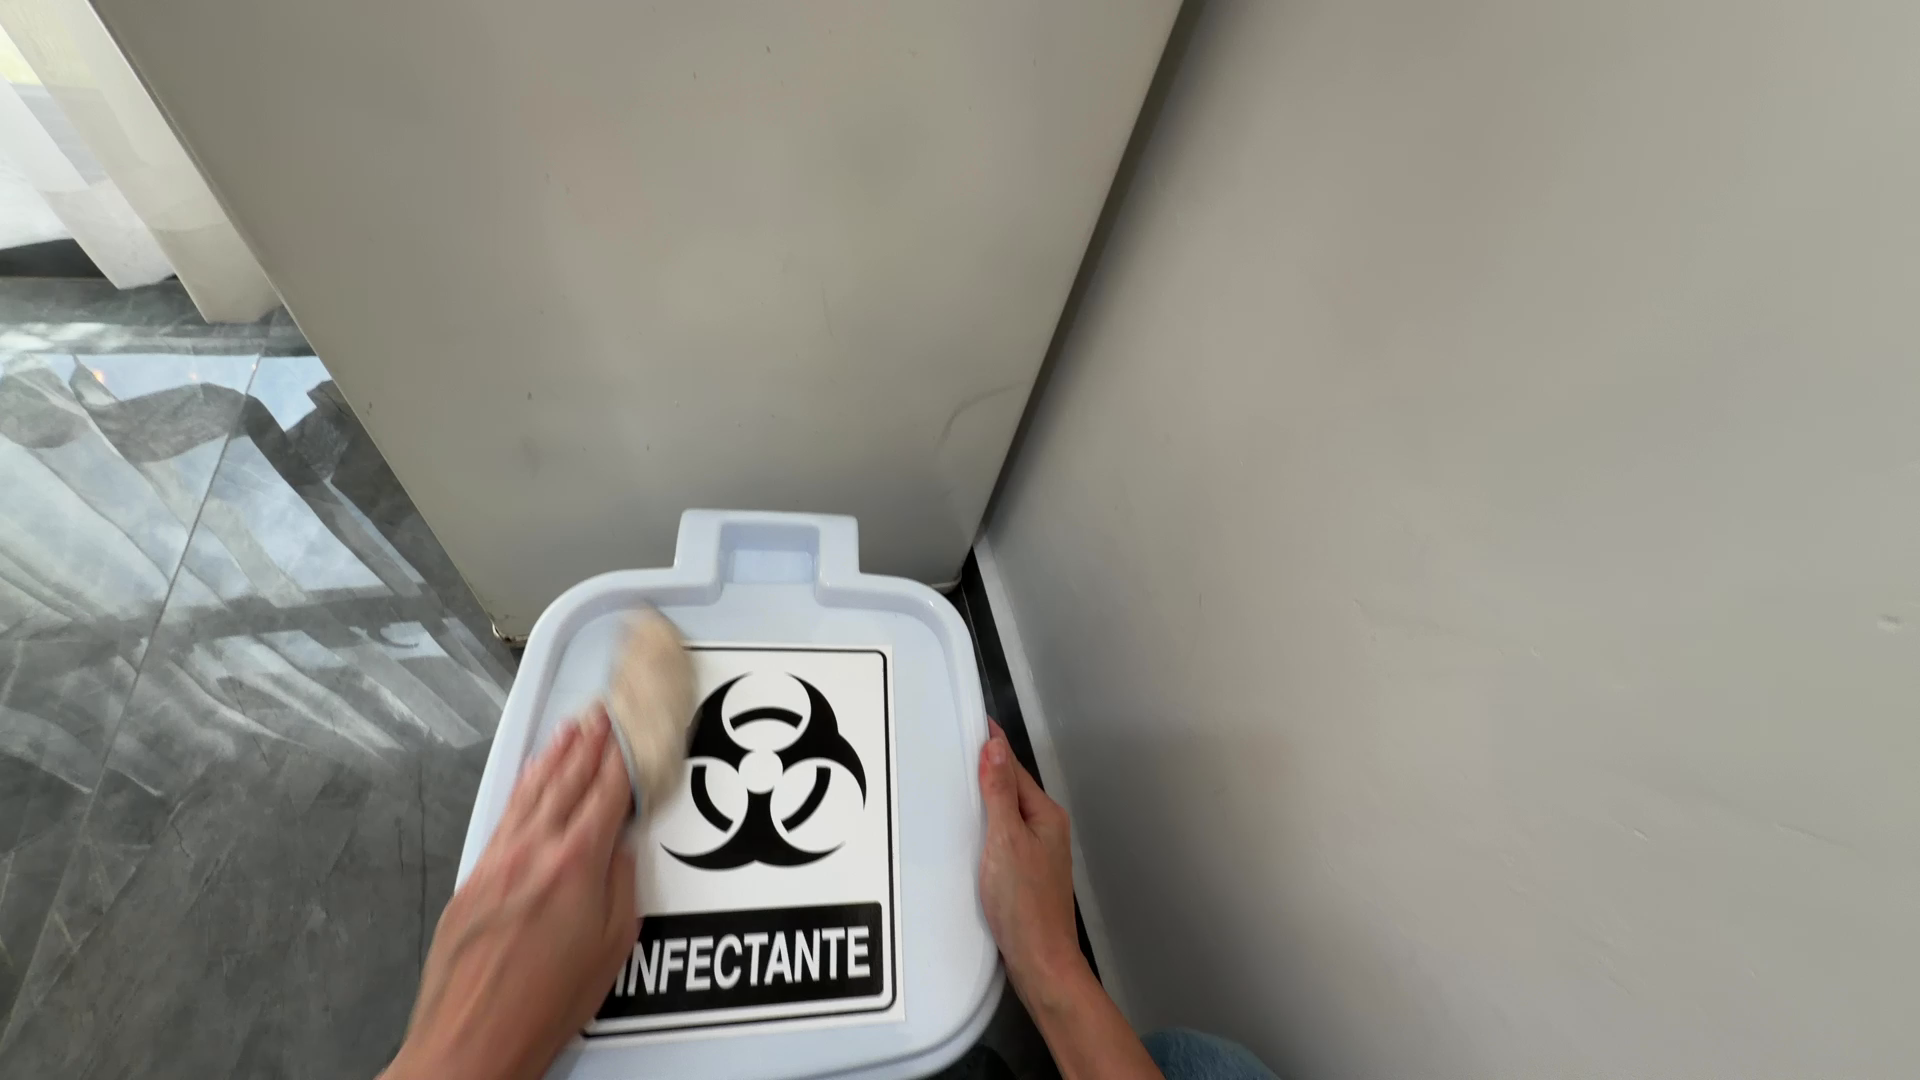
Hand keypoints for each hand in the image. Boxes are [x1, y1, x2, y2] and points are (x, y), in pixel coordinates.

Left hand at [384, 706, 636, 1079]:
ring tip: (572, 726)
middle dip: (592, 741)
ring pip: (535, 791)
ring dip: (558, 754)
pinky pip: (506, 814)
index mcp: (577, 863)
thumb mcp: (614, 942)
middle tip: (604, 711)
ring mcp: (500, 861)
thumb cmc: (548, 1003)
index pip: (609, 791)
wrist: (469, 1047)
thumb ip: (621, 882)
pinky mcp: (475, 878)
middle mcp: (535, 851)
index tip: (633, 726)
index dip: (624, 753)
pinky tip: (532, 771)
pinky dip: (524, 785)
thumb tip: (620, 847)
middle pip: (571, 780)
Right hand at [977, 719, 1085, 1001]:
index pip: (1014, 769)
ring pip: (1008, 812)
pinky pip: (1004, 834)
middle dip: (989, 769)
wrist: (1040, 961)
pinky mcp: (1026, 871)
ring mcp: (1038, 851)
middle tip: (957, 748)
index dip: (994, 747)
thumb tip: (995, 747)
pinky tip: (970, 829)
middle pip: (1012, 789)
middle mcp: (1046, 828)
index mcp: (1045, 815)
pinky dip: (987, 824)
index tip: (976, 722)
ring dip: (987, 797)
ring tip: (959, 781)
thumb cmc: (1023, 902)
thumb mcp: (1004, 840)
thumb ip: (999, 793)